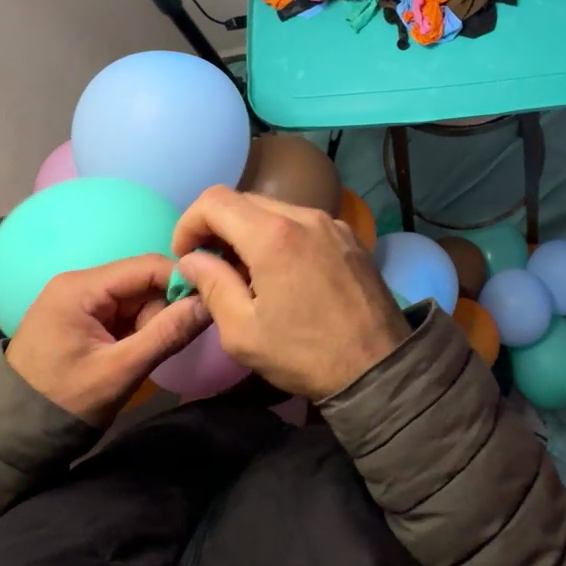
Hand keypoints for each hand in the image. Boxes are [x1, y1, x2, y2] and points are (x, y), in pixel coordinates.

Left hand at [5, 256, 210, 425]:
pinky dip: (139, 330)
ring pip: (140, 297)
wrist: (10, 437)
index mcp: (81, 287)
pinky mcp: (84, 316)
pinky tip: (133, 353)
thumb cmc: (62, 402)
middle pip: (145, 281)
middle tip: (161, 346)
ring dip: (151, 323)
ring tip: (140, 356)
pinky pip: (127, 311)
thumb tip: (211, 303)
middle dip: (163, 310)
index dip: (182, 282)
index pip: (149, 266)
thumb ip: (167, 334)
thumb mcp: (119, 371)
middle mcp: (80, 282)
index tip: (207, 306)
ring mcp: (81, 299)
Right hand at [172, 187, 409, 399]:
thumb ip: (213, 286)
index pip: (215, 200)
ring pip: (277, 209)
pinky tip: (283, 273)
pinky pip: (304, 223)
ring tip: (247, 274)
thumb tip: (193, 260)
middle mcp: (306, 216)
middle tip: (212, 267)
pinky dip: (282, 237)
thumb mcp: (243, 332)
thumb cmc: (306, 353)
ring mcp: (332, 223)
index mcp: (274, 234)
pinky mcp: (350, 236)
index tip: (186, 257)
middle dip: (219, 227)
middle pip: (246, 200)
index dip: (189, 223)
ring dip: (251, 232)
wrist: (379, 364)